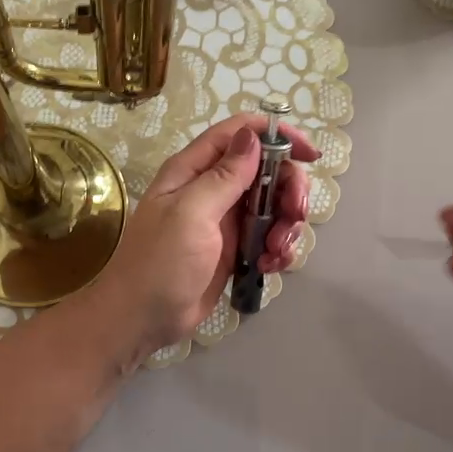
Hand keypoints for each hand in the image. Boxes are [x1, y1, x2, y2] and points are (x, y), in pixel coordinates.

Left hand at [83, 113, 318, 364]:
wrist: (142, 317)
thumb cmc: (160, 261)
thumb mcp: (191, 214)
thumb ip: (224, 176)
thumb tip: (251, 136)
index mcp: (193, 170)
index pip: (238, 133)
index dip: (277, 135)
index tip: (310, 154)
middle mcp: (211, 188)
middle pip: (266, 170)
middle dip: (289, 190)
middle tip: (294, 216)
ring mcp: (224, 219)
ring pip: (273, 205)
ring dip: (286, 225)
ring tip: (276, 253)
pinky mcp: (234, 249)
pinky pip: (269, 236)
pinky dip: (278, 249)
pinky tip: (270, 267)